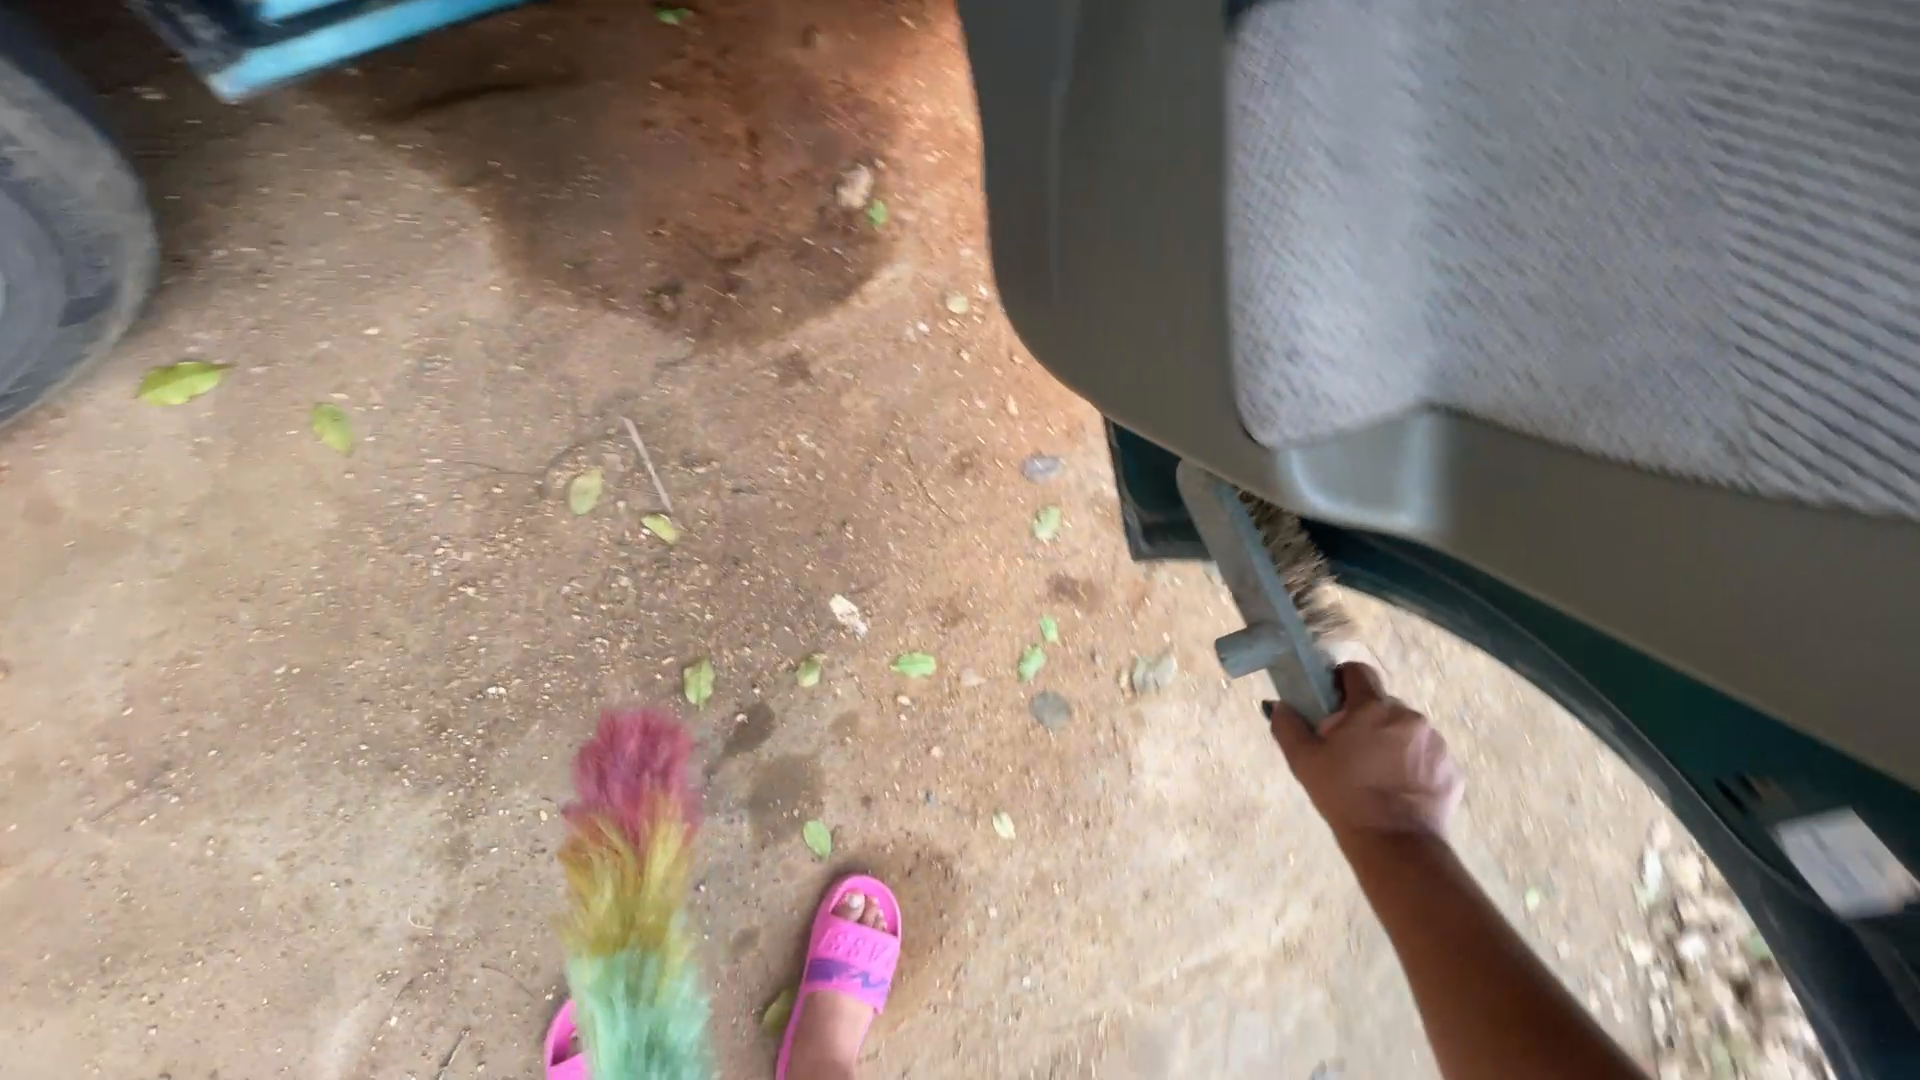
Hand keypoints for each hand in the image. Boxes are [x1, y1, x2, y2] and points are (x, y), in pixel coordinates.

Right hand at [1267, 663, 1464, 841]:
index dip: (1342, 679)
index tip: (1332, 699)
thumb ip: (1288, 726)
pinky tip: (1398, 788)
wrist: (1396, 843)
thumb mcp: (1303, 761)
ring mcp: (1436, 743)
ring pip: (1406, 730)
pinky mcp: (1452, 769)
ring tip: (1376, 773)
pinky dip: (1412, 765)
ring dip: (1391, 741)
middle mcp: (1409, 716)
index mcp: (1372, 708)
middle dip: (1366, 718)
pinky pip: (1427, 756)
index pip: (1358, 672)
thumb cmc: (1344, 795)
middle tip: (1349, 748)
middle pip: (1383, 704)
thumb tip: (1278, 705)